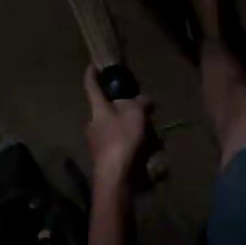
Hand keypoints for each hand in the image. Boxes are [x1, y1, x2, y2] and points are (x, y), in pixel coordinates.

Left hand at [83, 66, 150, 190]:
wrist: (115, 180)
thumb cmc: (121, 140)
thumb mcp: (136, 114)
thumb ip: (141, 103)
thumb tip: (145, 100)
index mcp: (97, 109)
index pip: (90, 85)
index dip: (92, 73)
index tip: (94, 64)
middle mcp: (93, 125)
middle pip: (109, 110)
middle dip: (127, 110)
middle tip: (145, 112)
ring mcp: (99, 145)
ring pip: (118, 130)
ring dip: (135, 131)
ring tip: (154, 138)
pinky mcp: (107, 161)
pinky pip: (123, 147)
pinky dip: (136, 148)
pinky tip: (151, 155)